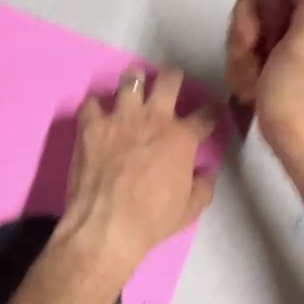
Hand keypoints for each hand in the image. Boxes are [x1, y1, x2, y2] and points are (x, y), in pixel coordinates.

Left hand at [56, 68, 217, 275]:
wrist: (106, 225)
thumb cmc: (152, 221)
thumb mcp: (189, 209)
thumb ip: (203, 186)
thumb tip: (207, 172)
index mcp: (181, 138)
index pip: (206, 114)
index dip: (212, 110)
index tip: (212, 109)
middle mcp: (153, 119)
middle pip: (169, 81)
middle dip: (173, 78)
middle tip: (170, 83)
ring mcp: (120, 118)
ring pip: (130, 80)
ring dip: (134, 81)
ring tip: (133, 87)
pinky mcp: (91, 125)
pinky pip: (91, 102)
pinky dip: (94, 107)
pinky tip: (96, 114)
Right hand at [224, 0, 303, 161]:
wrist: (290, 131)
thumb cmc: (299, 89)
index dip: (258, 5)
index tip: (265, 34)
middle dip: (245, 32)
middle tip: (259, 58)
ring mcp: (285, 27)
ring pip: (241, 21)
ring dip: (241, 53)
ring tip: (257, 75)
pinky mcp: (270, 47)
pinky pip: (238, 41)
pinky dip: (240, 65)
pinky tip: (255, 81)